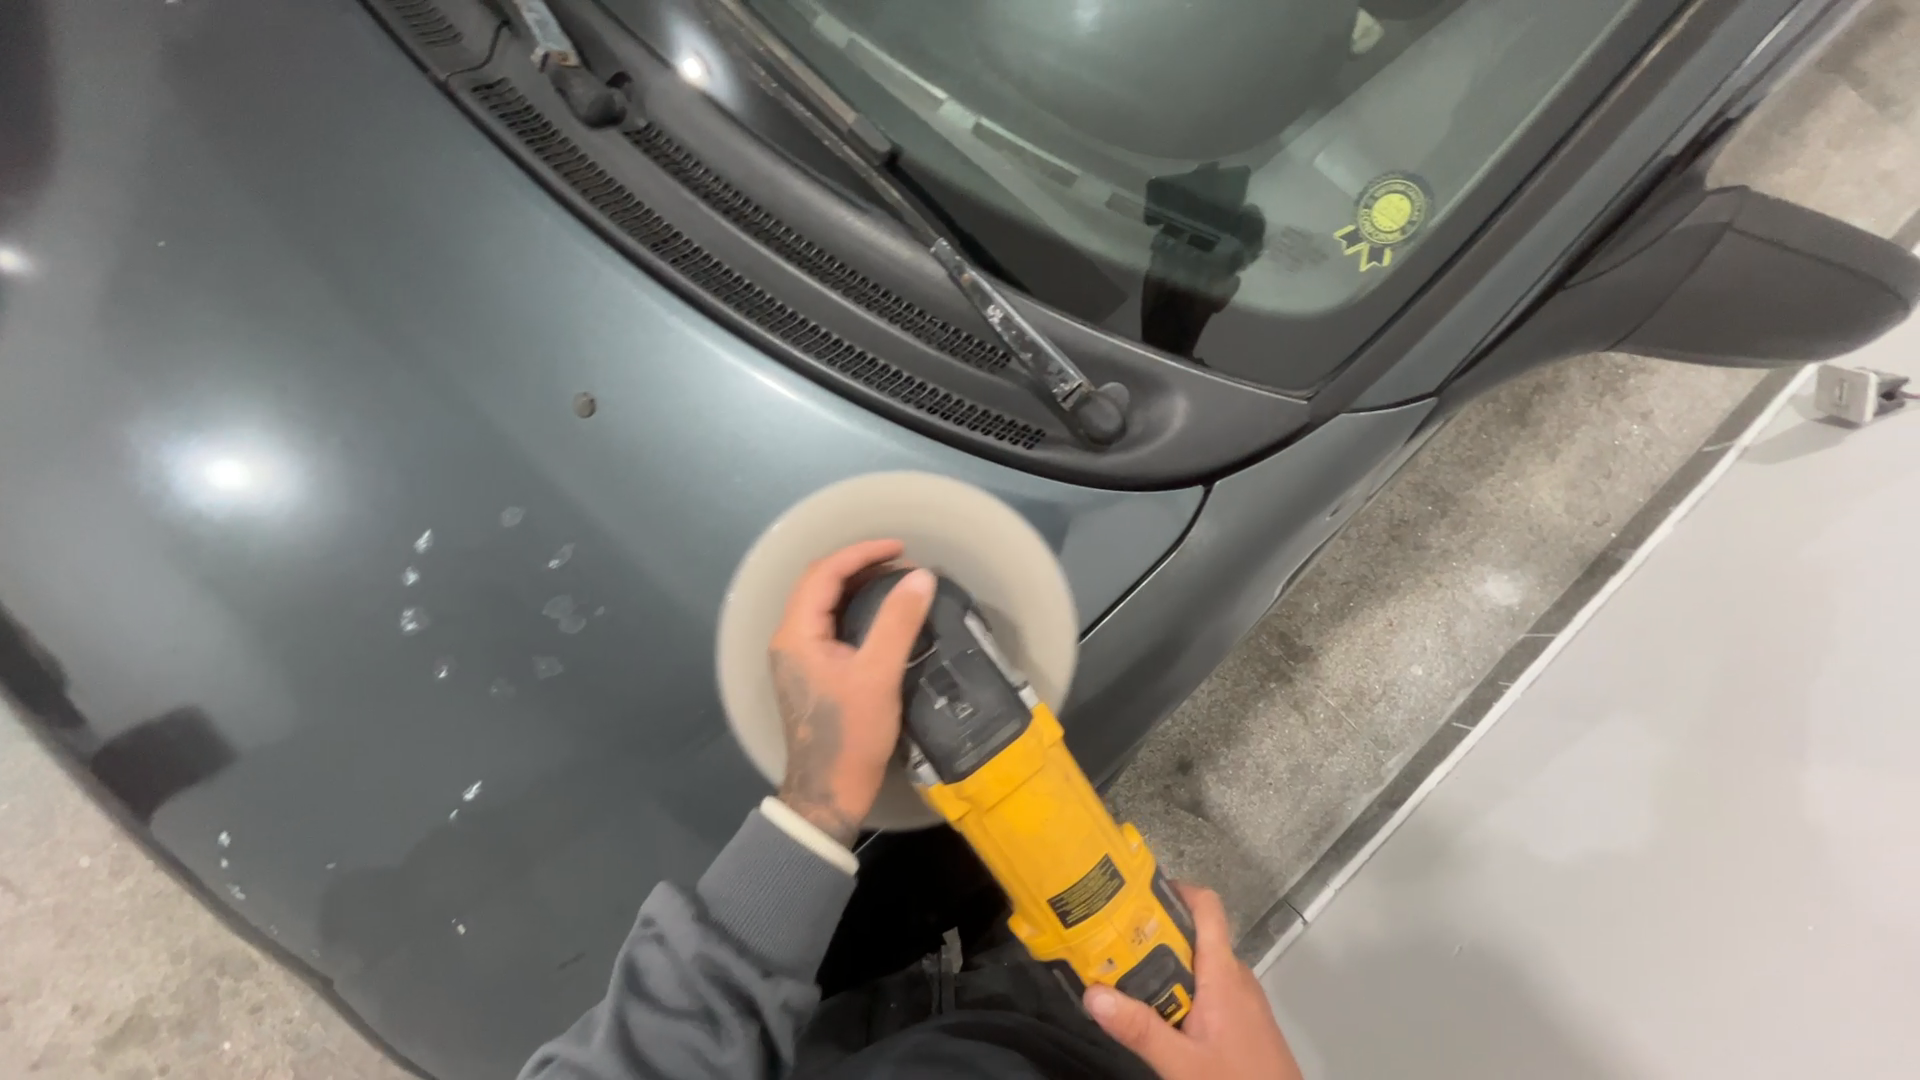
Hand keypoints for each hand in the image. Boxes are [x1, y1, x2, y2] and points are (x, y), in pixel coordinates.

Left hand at [769, 539, 935, 847]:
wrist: (830, 791)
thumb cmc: (851, 734)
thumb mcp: (879, 675)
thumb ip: (898, 622)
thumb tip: (921, 576)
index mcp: (797, 633)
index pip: (823, 573)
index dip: (861, 553)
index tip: (900, 548)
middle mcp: (790, 639)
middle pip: (820, 584)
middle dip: (859, 565)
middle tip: (900, 562)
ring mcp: (798, 657)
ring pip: (824, 604)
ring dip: (857, 586)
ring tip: (896, 581)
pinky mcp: (811, 672)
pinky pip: (830, 625)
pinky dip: (855, 610)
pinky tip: (883, 615)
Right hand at [1084, 883, 1302, 1079]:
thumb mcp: (1183, 1066)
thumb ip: (1140, 1029)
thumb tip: (1092, 993)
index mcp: (1223, 973)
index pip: (1207, 907)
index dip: (1175, 890)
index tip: (1135, 894)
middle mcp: (1235, 976)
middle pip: (1194, 935)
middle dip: (1154, 933)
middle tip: (1111, 940)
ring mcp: (1243, 999)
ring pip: (1199, 964)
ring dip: (1165, 964)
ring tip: (1124, 974)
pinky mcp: (1244, 1021)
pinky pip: (1208, 988)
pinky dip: (1180, 989)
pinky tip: (1157, 1013)